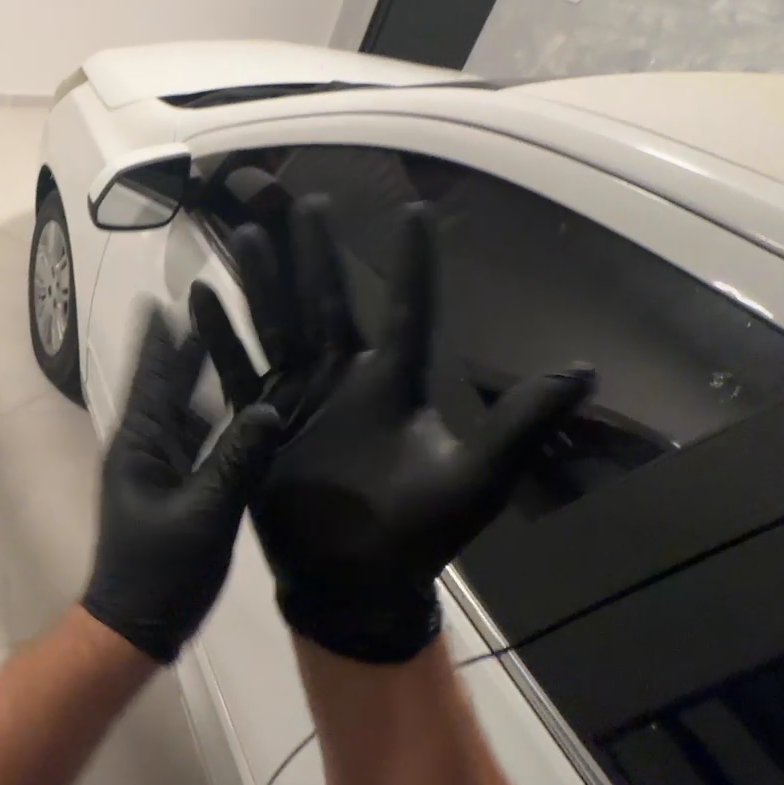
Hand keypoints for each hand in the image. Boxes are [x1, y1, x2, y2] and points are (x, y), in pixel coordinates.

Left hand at [81, 307, 281, 663]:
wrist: (137, 623)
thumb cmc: (161, 569)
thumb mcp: (204, 514)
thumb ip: (236, 462)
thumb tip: (270, 410)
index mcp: (139, 444)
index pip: (150, 378)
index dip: (157, 340)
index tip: (162, 301)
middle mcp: (143, 446)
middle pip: (164, 388)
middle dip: (180, 351)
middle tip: (203, 312)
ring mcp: (155, 468)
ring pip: (179, 412)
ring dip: (195, 381)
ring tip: (222, 347)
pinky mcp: (171, 488)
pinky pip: (191, 440)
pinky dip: (209, 419)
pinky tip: (233, 409)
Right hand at [193, 195, 593, 662]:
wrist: (351, 581)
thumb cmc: (415, 533)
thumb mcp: (474, 481)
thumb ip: (517, 425)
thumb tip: (583, 369)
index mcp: (393, 382)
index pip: (405, 309)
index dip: (411, 263)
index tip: (414, 211)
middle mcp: (341, 375)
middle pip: (324, 300)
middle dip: (314, 253)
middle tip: (305, 203)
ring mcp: (296, 393)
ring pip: (275, 321)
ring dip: (261, 279)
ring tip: (246, 233)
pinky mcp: (259, 417)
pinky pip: (235, 365)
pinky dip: (217, 332)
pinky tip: (200, 296)